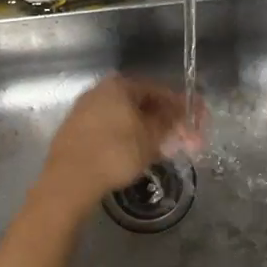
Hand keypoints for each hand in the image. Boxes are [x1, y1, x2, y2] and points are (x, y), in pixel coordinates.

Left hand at [36, 76, 201, 212]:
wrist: (69, 180)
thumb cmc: (115, 153)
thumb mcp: (150, 139)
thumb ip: (170, 123)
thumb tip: (183, 115)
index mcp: (119, 86)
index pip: (158, 90)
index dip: (181, 106)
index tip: (198, 120)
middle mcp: (99, 91)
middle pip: (140, 103)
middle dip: (165, 120)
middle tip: (183, 138)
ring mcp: (85, 110)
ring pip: (124, 117)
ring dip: (146, 130)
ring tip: (163, 148)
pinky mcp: (75, 130)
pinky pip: (109, 128)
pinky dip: (126, 137)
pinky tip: (135, 152)